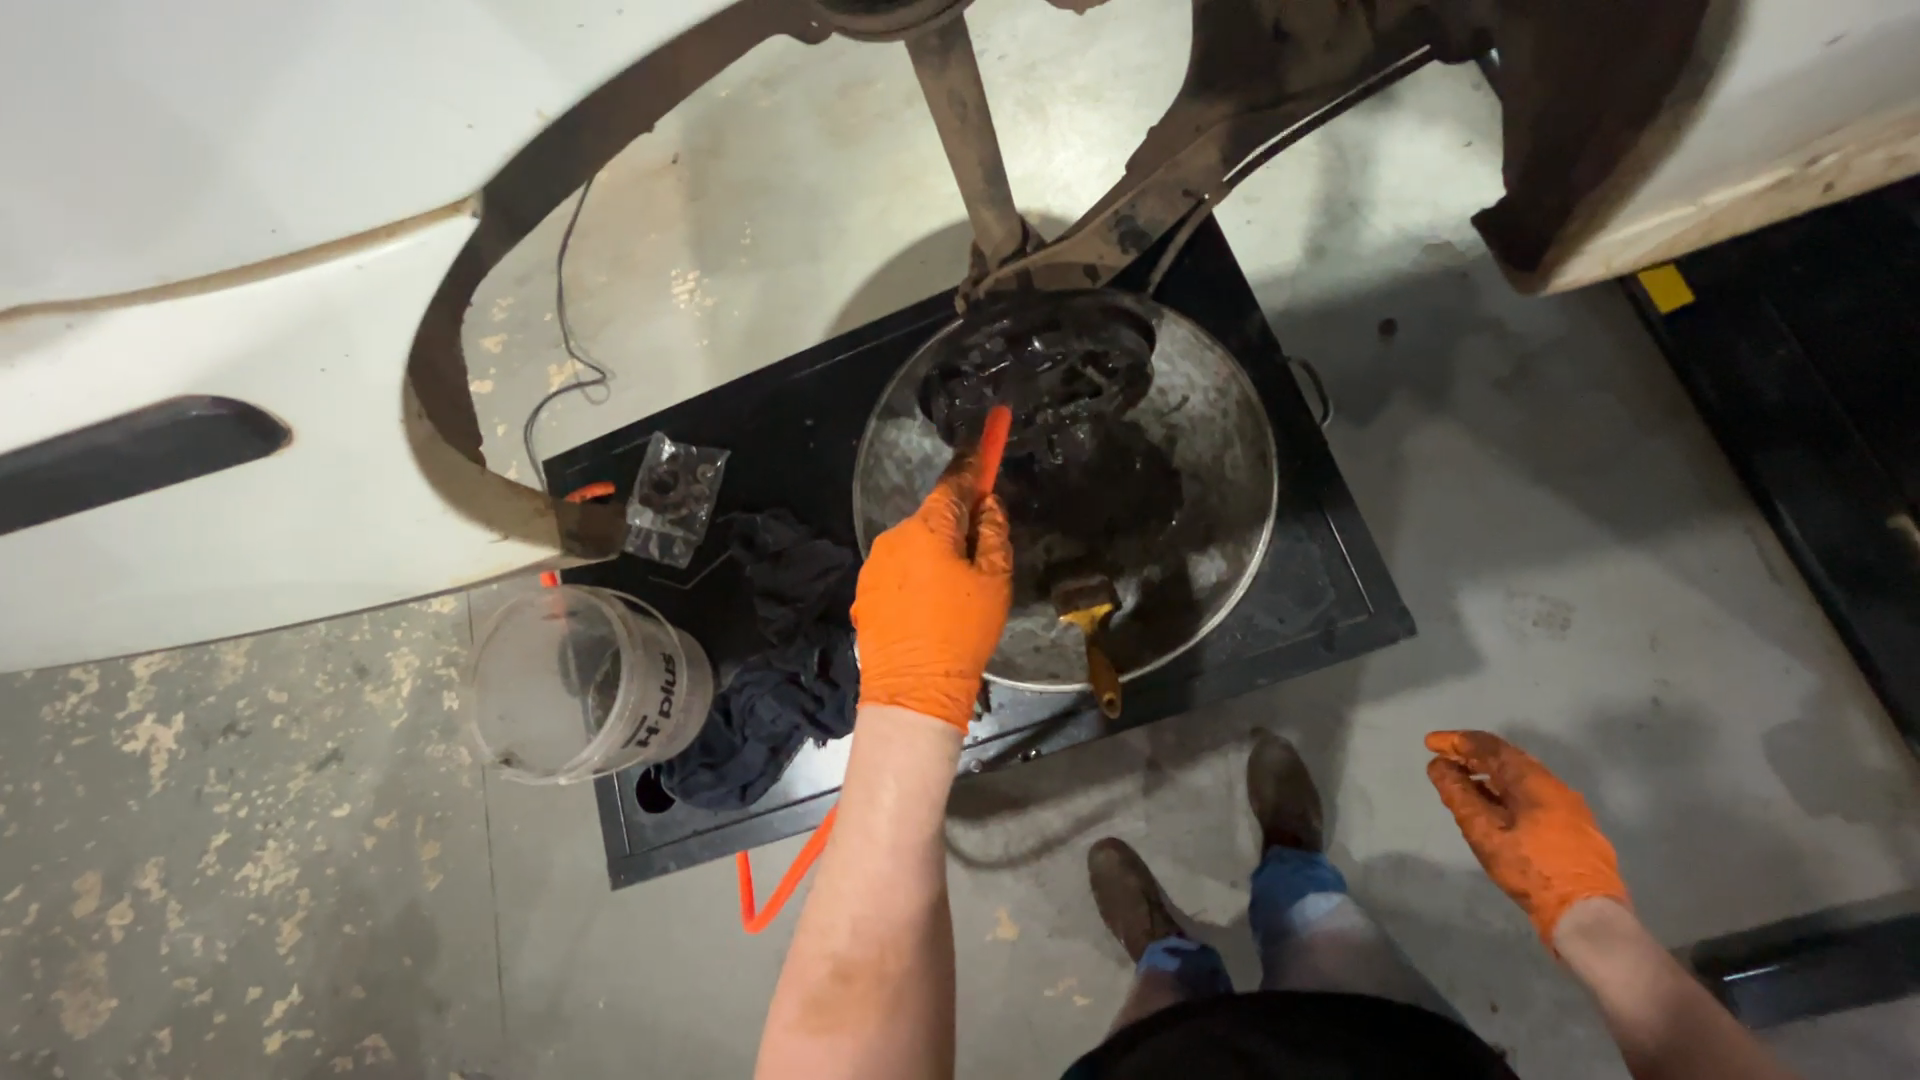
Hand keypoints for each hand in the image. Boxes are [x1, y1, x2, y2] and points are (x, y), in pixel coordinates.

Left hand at [852, 453, 1012, 729]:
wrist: (913, 689)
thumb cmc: (962, 633)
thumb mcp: (994, 582)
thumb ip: (993, 535)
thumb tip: (988, 504)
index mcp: (927, 529)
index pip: (953, 485)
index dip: (973, 466)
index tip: (984, 444)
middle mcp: (893, 538)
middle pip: (932, 518)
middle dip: (956, 528)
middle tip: (981, 560)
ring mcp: (874, 565)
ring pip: (914, 546)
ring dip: (934, 556)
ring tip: (953, 597)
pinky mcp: (864, 592)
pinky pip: (897, 571)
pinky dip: (914, 578)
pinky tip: (928, 610)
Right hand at [1424, 730, 1629, 946]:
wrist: (1586, 914)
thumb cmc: (1529, 867)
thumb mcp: (1483, 830)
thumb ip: (1458, 794)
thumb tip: (1439, 766)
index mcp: (1534, 781)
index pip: (1490, 747)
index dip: (1457, 741)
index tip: (1429, 744)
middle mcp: (1555, 787)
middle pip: (1508, 760)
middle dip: (1472, 756)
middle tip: (1442, 759)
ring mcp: (1569, 809)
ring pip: (1521, 780)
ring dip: (1488, 776)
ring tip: (1462, 782)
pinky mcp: (1573, 829)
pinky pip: (1531, 797)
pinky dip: (1504, 793)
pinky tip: (1491, 807)